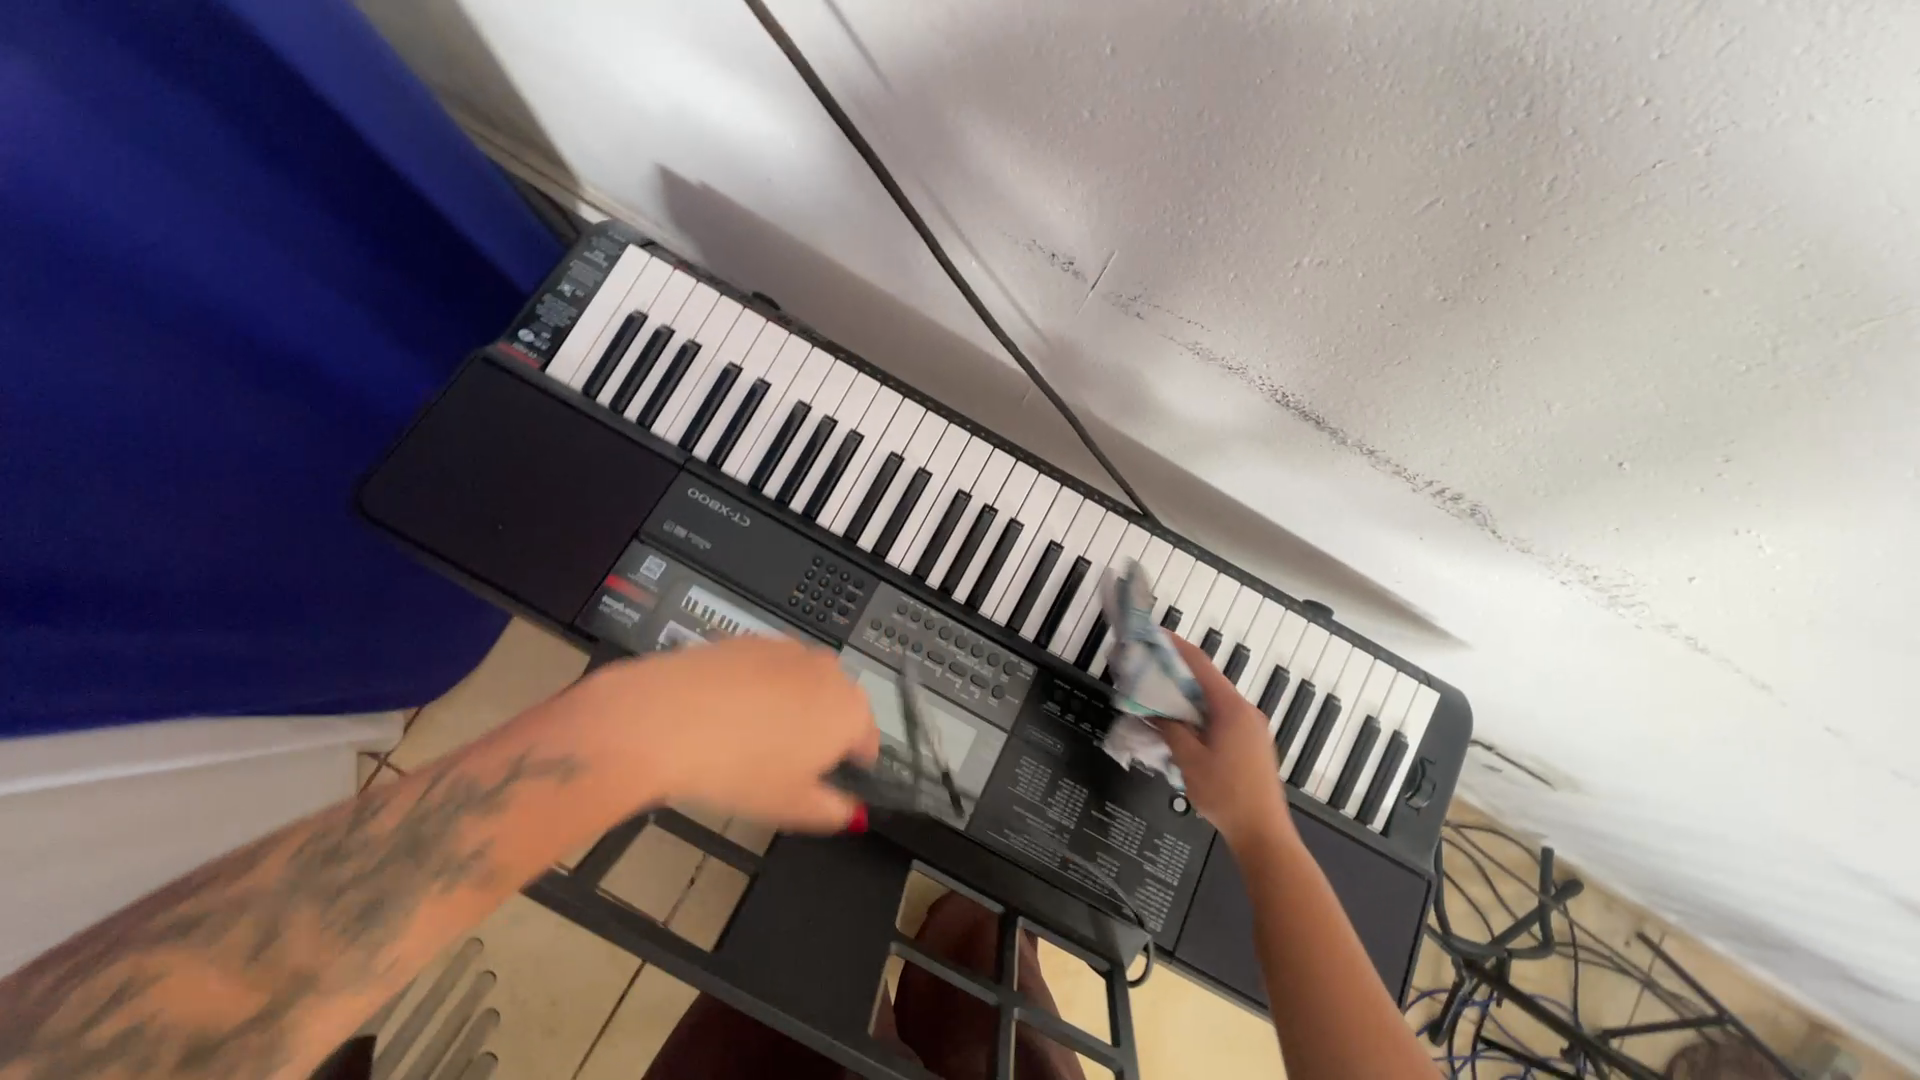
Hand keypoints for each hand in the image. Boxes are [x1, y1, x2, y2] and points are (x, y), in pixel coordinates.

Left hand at [569, 637, 879, 831]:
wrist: (662, 719)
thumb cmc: (738, 768)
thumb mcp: (792, 808)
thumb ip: (835, 812)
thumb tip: (850, 810)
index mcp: (850, 709)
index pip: (867, 742)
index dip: (849, 768)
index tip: (824, 784)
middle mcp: (827, 670)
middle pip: (834, 706)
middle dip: (818, 732)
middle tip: (782, 767)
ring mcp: (785, 649)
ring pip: (798, 685)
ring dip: (786, 708)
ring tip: (746, 741)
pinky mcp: (745, 639)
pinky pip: (762, 670)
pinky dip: (751, 690)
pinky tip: (721, 716)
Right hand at [1152, 636, 1295, 852]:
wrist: (1263, 833)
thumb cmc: (1226, 795)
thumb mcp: (1189, 760)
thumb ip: (1170, 729)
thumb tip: (1154, 710)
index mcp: (1232, 708)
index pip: (1200, 665)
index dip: (1175, 647)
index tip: (1154, 635)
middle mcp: (1245, 711)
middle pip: (1207, 680)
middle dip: (1177, 672)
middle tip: (1148, 667)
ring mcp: (1251, 727)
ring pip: (1213, 700)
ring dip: (1186, 695)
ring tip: (1157, 694)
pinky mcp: (1251, 743)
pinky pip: (1220, 716)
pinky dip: (1198, 712)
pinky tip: (1179, 722)